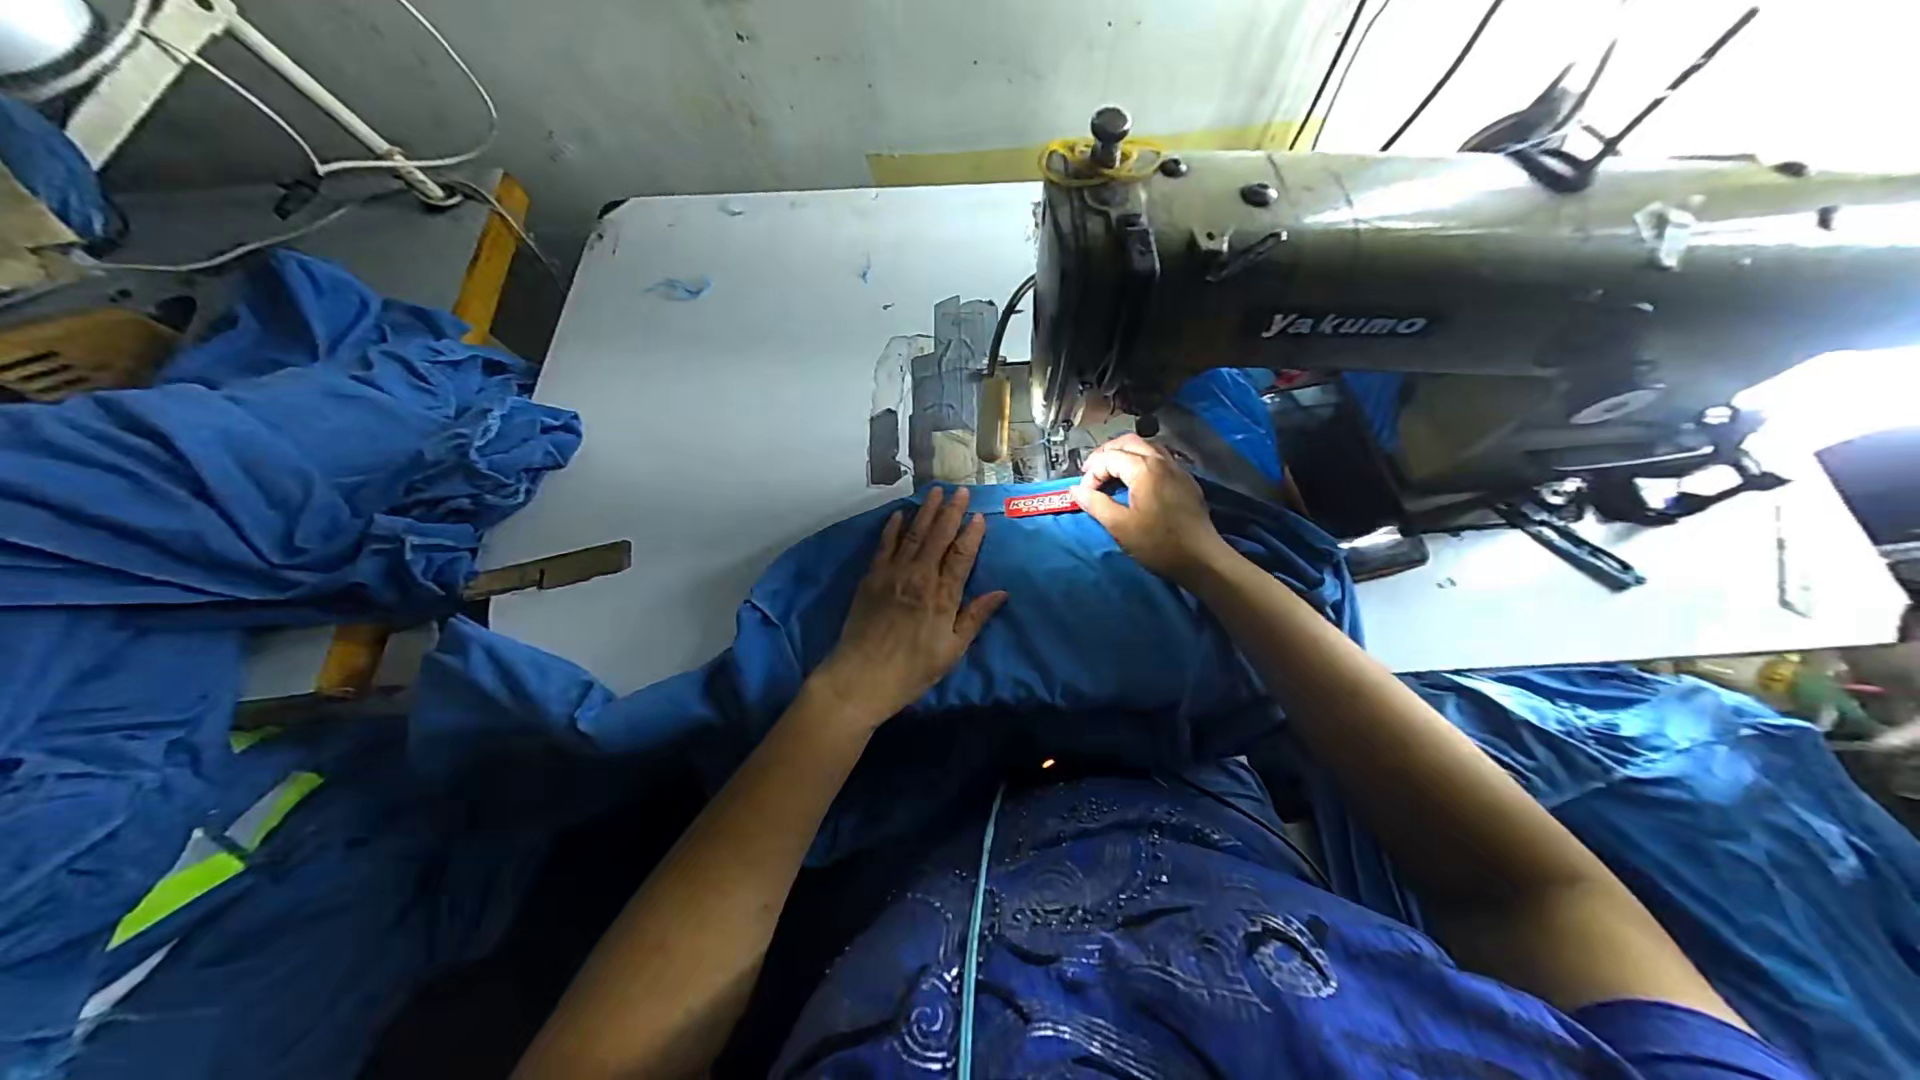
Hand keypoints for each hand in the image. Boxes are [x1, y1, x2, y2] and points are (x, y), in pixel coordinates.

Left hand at [810, 486, 1008, 726]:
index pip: (961, 556)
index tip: (979, 516)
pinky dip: (894, 527)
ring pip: (913, 534)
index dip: (972, 534)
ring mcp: (893, 574)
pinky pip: (885, 545)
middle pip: (938, 537)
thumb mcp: (952, 651)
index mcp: (942, 597)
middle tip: (961, 491)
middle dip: (951, 512)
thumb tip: (1001, 593)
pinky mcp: (871, 577)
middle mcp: (919, 577)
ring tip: (936, 492)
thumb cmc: (912, 670)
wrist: (860, 677)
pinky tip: (900, 514)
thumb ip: (975, 618)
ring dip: (925, 511)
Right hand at [1073, 434, 1233, 583]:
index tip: (1085, 494)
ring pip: (1146, 448)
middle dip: (1105, 454)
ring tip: (1110, 474)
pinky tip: (1136, 482)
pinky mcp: (1186, 481)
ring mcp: (1177, 469)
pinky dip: (1141, 462)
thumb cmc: (1158, 543)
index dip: (1091, 474)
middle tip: (1091, 473)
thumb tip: (1076, 489)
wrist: (1201, 558)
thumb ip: (1095, 503)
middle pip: (1128, 442)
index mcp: (1144, 468)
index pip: (1108, 458)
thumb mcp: (1120, 526)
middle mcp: (1162, 460)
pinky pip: (1159, 459)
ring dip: (1124, 455)